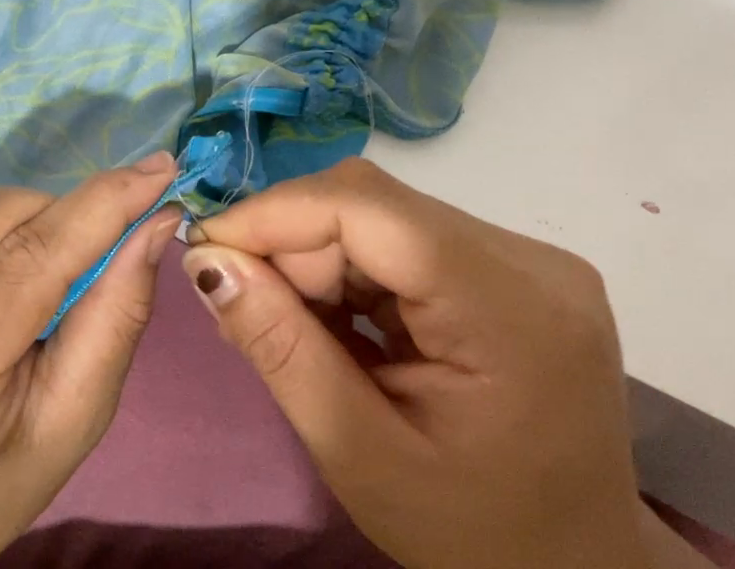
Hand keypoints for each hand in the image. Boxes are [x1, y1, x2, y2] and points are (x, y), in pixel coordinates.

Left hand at [0, 156, 182, 568]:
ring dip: (8, 214)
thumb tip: (153, 219)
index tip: (155, 170)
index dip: (95, 209)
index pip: (24, 268)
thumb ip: (117, 313)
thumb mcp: (79, 415)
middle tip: (82, 246)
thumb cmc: (5, 473)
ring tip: (29, 266)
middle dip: (45, 211)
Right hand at [182, 159, 709, 568]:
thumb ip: (281, 348)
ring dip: (314, 257)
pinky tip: (337, 323)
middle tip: (244, 310)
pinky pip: (400, 236)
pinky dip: (347, 268)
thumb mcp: (357, 452)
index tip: (204, 252)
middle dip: (291, 243)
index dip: (274, 214)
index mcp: (510, 312)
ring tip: (292, 328)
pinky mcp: (510, 269)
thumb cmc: (469, 530)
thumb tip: (205, 260)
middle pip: (371, 204)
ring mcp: (526, 261)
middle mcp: (529, 263)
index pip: (369, 209)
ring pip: (377, 213)